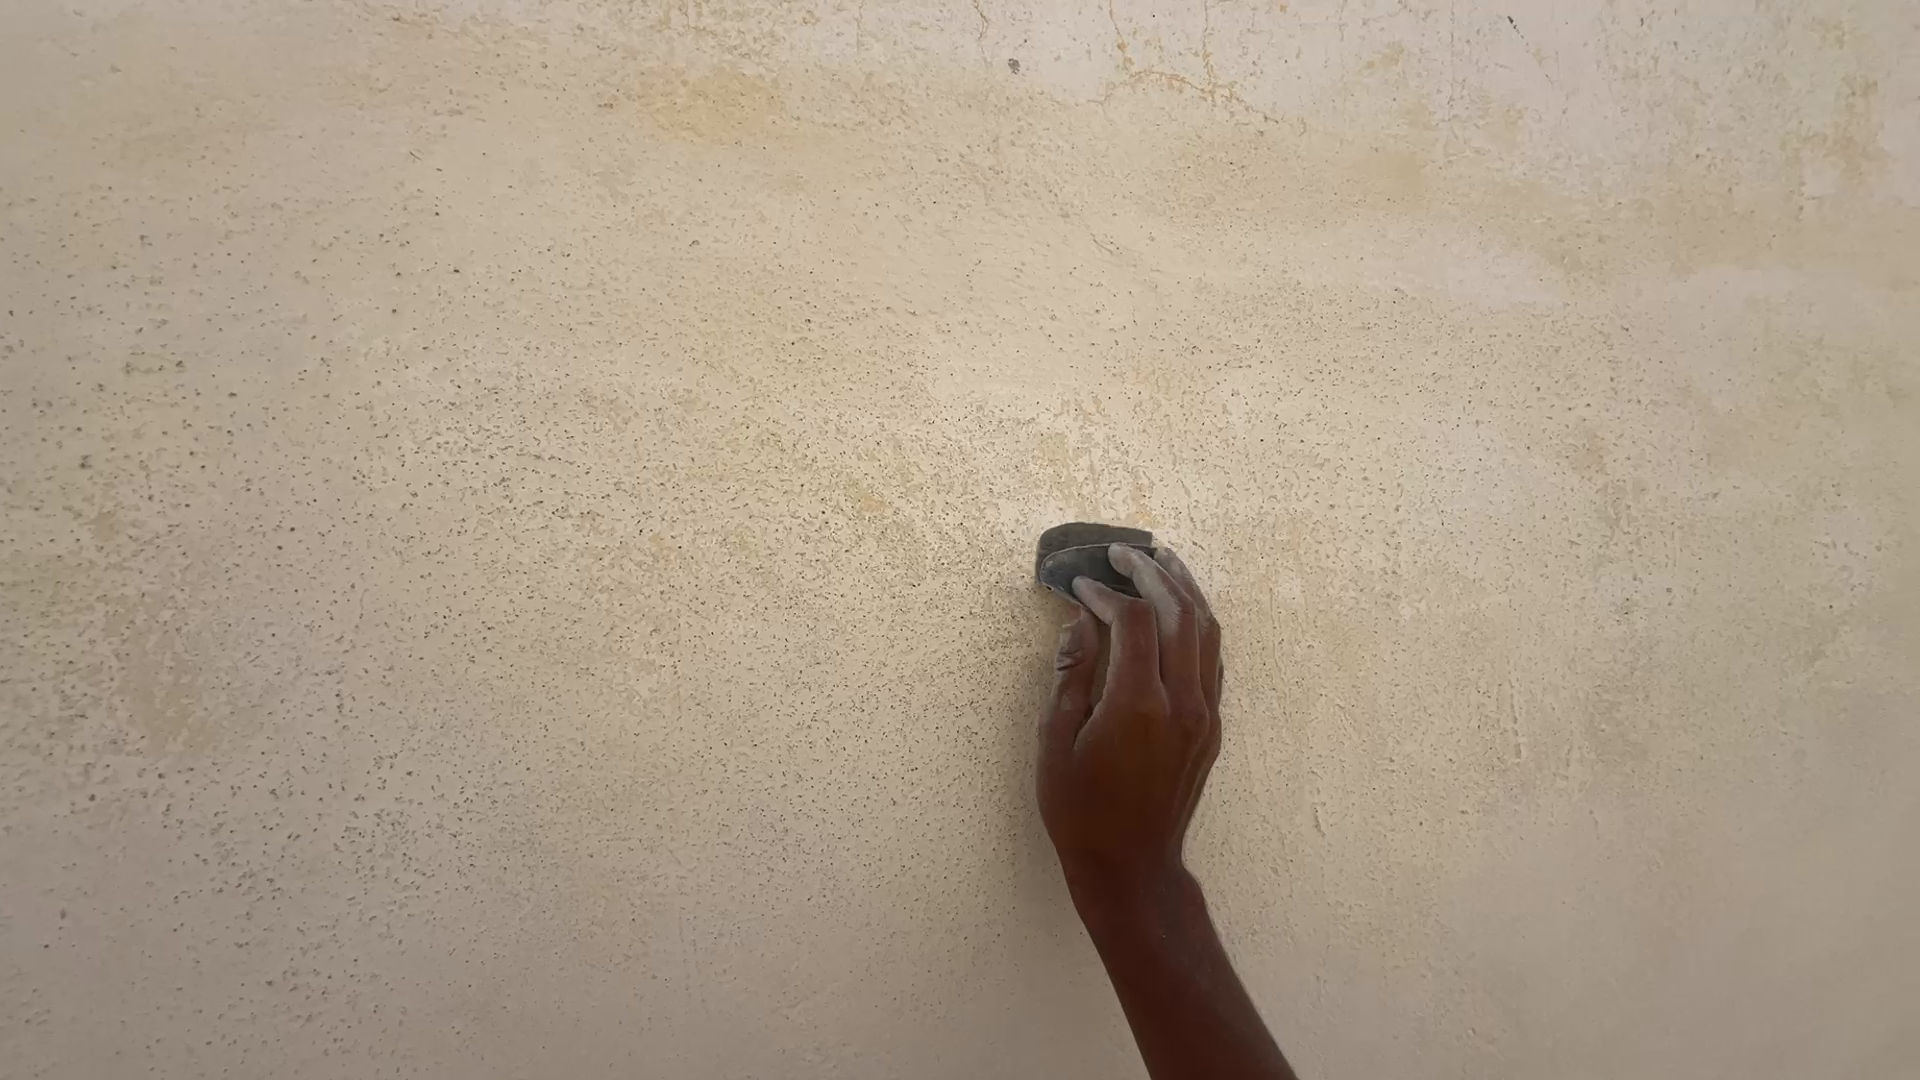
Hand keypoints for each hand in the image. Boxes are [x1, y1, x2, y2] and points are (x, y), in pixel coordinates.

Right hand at [1038, 544, 1222, 898]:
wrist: (1132, 865)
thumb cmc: (1080, 809)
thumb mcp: (1055, 741)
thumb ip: (1071, 674)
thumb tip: (1080, 621)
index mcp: (1137, 706)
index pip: (1133, 622)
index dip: (1105, 594)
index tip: (1080, 587)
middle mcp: (1181, 703)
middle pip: (1180, 614)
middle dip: (1152, 572)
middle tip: (1124, 552)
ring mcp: (1204, 714)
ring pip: (1207, 631)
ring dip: (1185, 589)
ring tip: (1162, 560)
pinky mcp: (1211, 725)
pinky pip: (1212, 658)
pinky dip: (1197, 623)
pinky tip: (1178, 610)